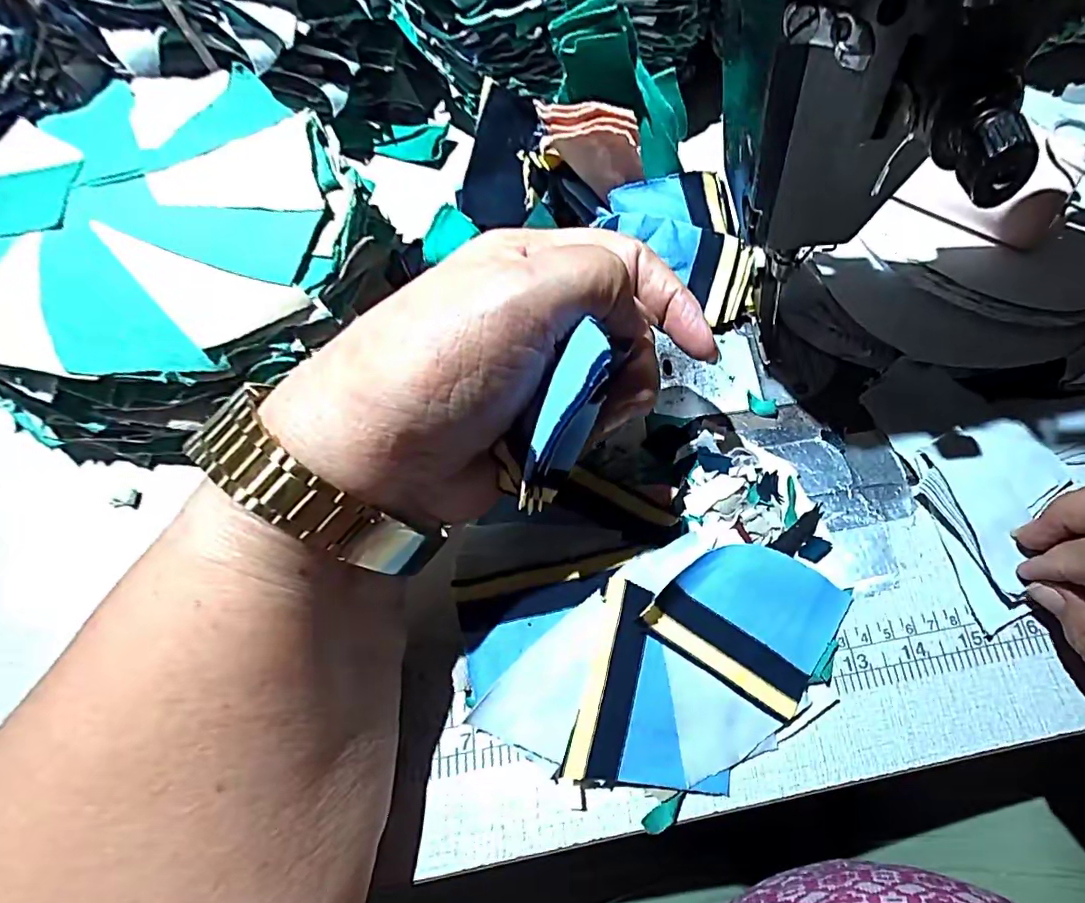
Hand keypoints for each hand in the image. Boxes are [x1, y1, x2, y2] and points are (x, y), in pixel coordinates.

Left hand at [258, 228, 716, 524]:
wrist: (381, 458)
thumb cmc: (443, 364)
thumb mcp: (519, 293)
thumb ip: (596, 275)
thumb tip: (638, 305)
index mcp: (536, 262)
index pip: (631, 263)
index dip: (675, 300)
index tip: (703, 348)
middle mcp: (546, 308)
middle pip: (634, 325)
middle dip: (637, 359)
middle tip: (612, 385)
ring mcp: (546, 363)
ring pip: (623, 373)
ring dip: (617, 397)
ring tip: (578, 416)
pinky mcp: (546, 409)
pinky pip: (601, 410)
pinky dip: (597, 424)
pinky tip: (567, 434)